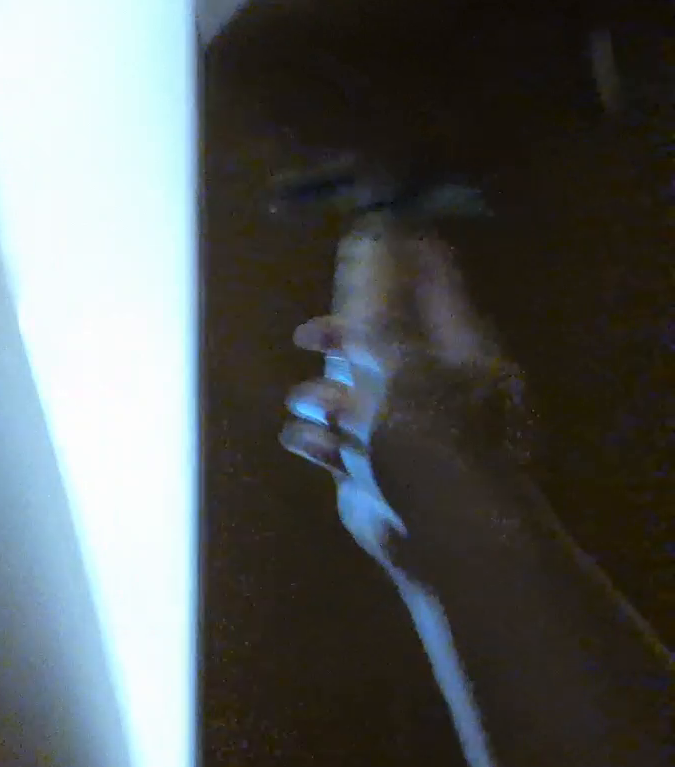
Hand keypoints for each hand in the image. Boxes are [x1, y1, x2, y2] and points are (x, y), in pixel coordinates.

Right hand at [279, 233, 527, 572]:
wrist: (433, 527)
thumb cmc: (432, 441)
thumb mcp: (406, 368)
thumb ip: (380, 318)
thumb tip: (372, 258)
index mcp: (459, 357)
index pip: (434, 297)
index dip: (410, 268)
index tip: (386, 238)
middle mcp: (430, 388)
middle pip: (374, 346)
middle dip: (338, 342)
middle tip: (307, 335)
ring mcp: (395, 428)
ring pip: (337, 394)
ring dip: (320, 401)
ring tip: (324, 416)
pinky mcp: (362, 463)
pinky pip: (320, 439)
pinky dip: (313, 443)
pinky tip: (318, 450)